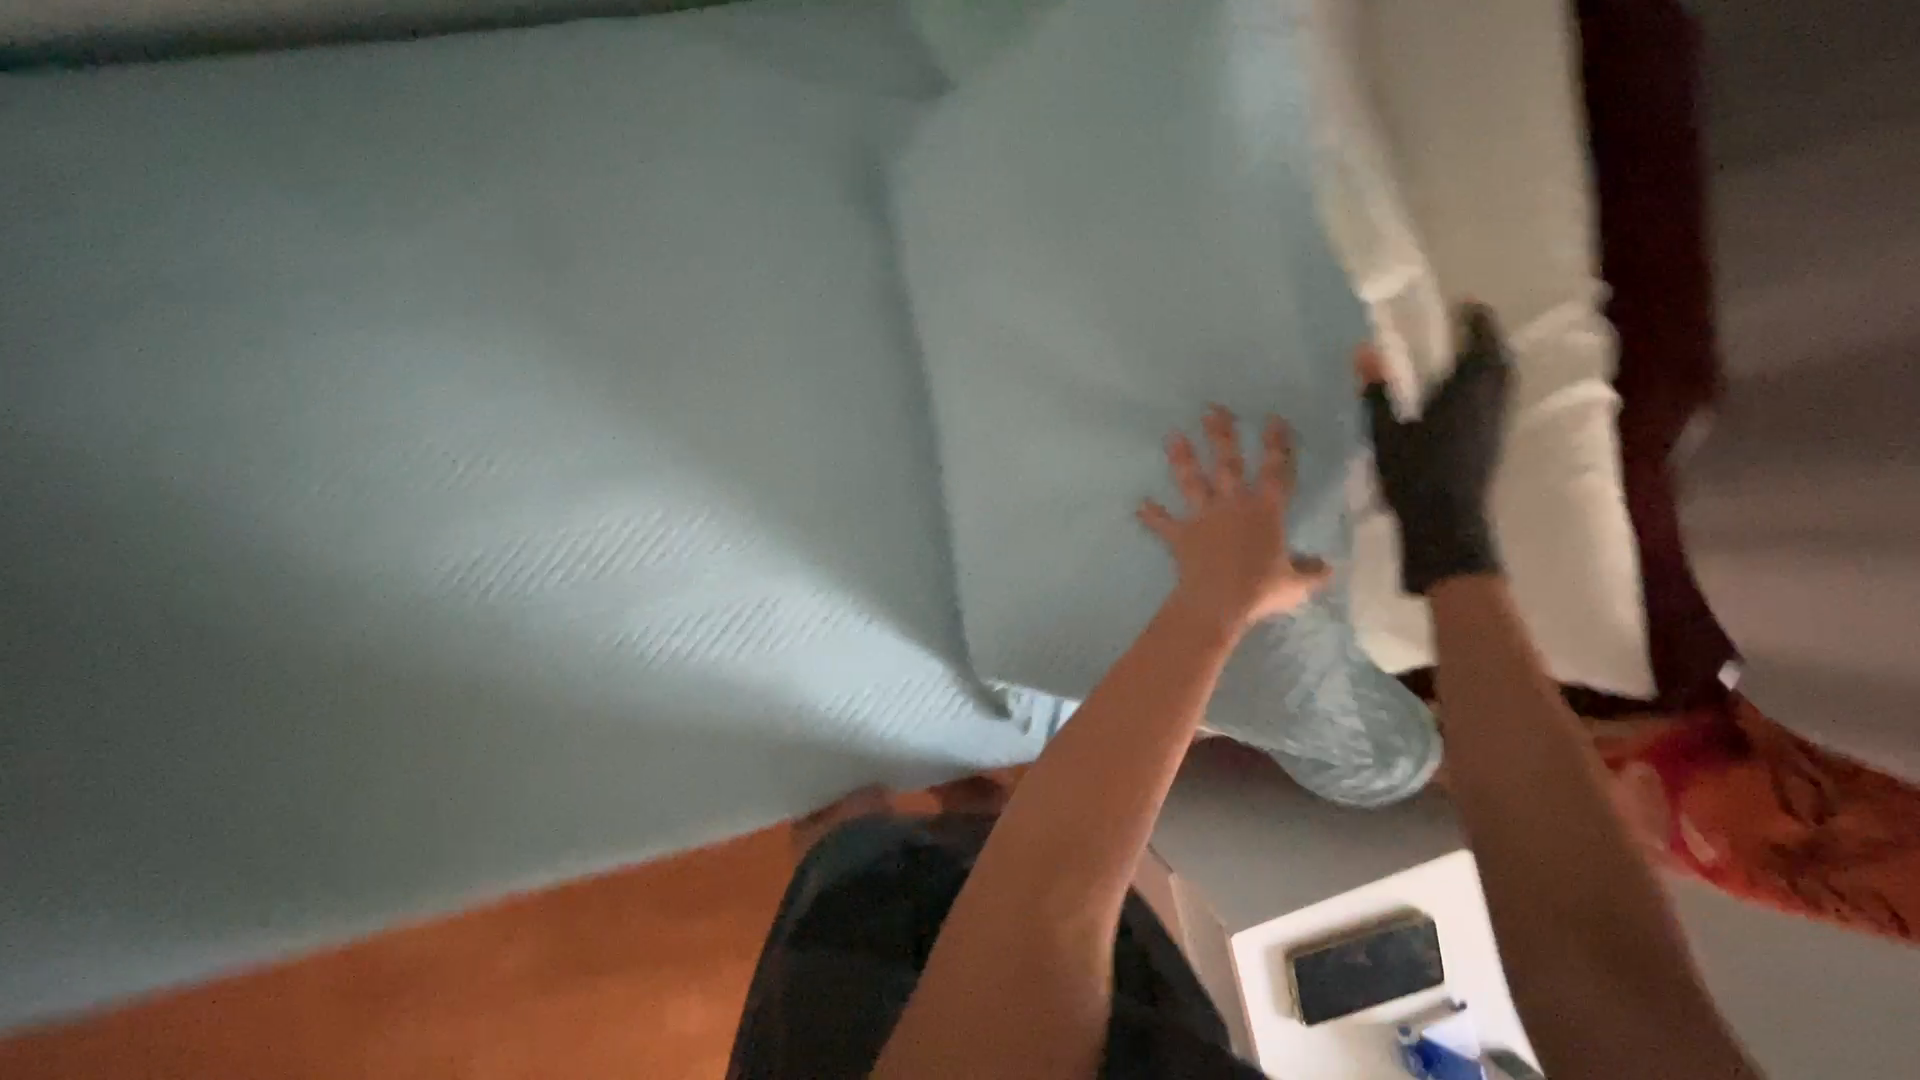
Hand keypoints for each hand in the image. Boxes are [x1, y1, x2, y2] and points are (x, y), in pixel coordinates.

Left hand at [1138, 406, 1330, 629]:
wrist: (1219, 601)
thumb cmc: (1262, 589)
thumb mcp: (1296, 583)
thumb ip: (1312, 572)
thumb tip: (1328, 567)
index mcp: (1266, 511)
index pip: (1277, 471)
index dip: (1277, 445)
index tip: (1274, 419)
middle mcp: (1234, 505)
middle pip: (1228, 463)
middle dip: (1221, 435)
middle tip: (1212, 410)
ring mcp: (1204, 517)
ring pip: (1192, 482)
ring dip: (1182, 459)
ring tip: (1173, 436)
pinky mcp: (1181, 535)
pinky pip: (1163, 523)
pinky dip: (1152, 515)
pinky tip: (1139, 505)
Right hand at [1361, 303, 1510, 594]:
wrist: (1446, 526)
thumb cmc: (1414, 476)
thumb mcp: (1386, 433)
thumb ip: (1378, 391)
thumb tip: (1365, 350)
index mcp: (1467, 391)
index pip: (1481, 343)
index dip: (1476, 321)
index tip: (1465, 304)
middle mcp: (1490, 402)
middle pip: (1499, 360)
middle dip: (1486, 339)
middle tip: (1466, 327)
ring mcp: (1495, 425)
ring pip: (1501, 382)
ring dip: (1489, 363)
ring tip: (1465, 357)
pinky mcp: (1492, 443)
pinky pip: (1496, 400)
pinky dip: (1486, 386)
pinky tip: (1463, 397)